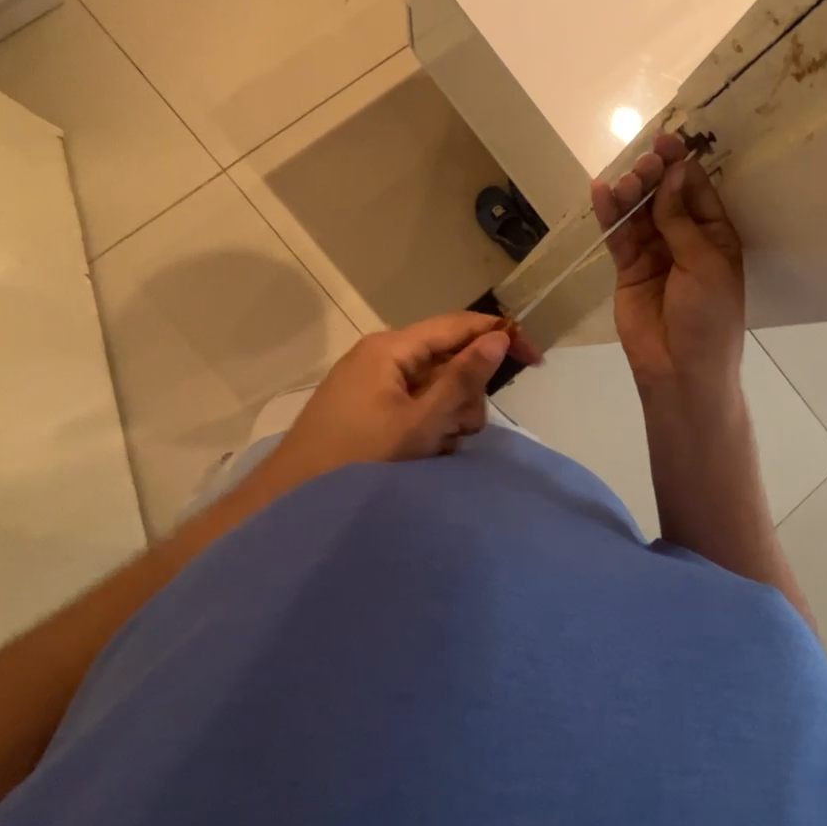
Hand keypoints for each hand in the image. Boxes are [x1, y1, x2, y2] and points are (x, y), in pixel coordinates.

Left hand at [253, 313, 540, 491]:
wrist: (291, 499)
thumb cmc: (360, 458)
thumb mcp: (421, 421)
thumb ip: (462, 379)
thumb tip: (498, 338)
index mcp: (391, 348)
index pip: (459, 325)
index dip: (500, 337)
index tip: (535, 360)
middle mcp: (383, 356)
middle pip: (449, 359)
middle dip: (466, 394)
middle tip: (457, 429)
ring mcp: (374, 383)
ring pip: (436, 386)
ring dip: (449, 416)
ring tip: (435, 447)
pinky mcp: (368, 408)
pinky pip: (416, 405)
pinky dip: (429, 426)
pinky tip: (422, 452)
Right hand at [591, 132, 744, 396]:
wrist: (681, 371)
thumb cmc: (707, 318)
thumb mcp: (704, 264)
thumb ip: (682, 219)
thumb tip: (673, 173)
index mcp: (715, 237)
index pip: (697, 192)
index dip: (682, 166)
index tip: (667, 141)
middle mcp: (685, 240)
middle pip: (666, 196)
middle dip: (655, 176)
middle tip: (644, 163)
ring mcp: (655, 254)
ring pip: (640, 213)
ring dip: (632, 194)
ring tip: (624, 182)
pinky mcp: (628, 269)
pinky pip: (618, 236)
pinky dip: (610, 215)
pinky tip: (601, 193)